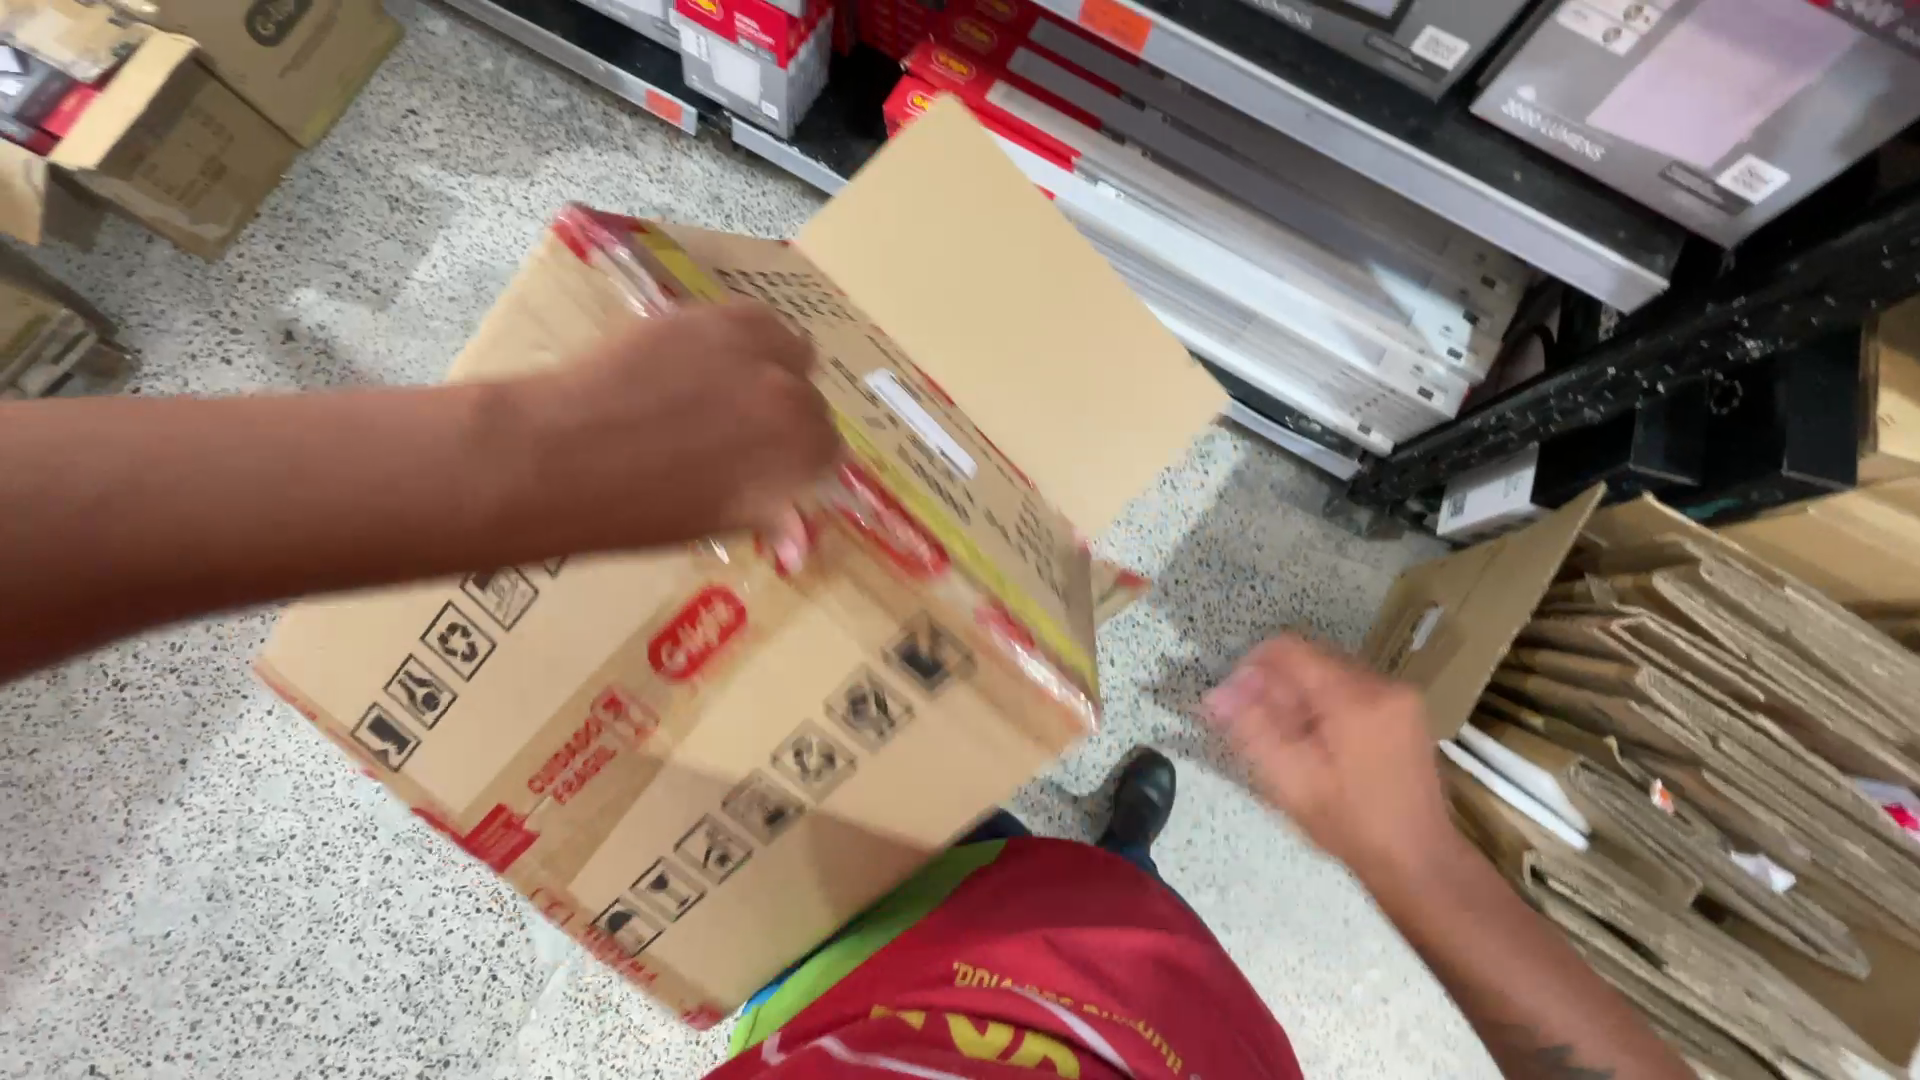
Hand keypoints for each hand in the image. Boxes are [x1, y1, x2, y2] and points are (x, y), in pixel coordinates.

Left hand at [517, 302, 840, 552]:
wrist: (563, 455)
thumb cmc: (643, 509)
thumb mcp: (721, 522)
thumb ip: (771, 516)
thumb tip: (797, 543)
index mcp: (804, 454)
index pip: (829, 454)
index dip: (800, 464)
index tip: (774, 470)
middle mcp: (794, 395)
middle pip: (812, 402)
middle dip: (787, 420)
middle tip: (743, 435)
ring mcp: (754, 350)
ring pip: (794, 352)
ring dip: (777, 370)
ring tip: (731, 390)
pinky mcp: (713, 316)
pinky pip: (757, 322)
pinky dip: (746, 340)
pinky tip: (711, 361)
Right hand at [1201, 635, 1457, 887]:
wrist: (1420, 862)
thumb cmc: (1351, 824)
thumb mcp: (1291, 779)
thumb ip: (1251, 728)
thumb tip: (1214, 694)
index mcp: (1355, 697)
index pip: (1288, 649)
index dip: (1251, 668)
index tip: (1236, 702)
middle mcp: (1382, 684)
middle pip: (1308, 658)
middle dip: (1275, 686)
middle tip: (1260, 728)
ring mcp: (1399, 695)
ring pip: (1326, 672)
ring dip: (1297, 696)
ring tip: (1288, 740)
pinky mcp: (1404, 710)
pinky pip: (1348, 687)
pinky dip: (1322, 704)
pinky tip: (1316, 742)